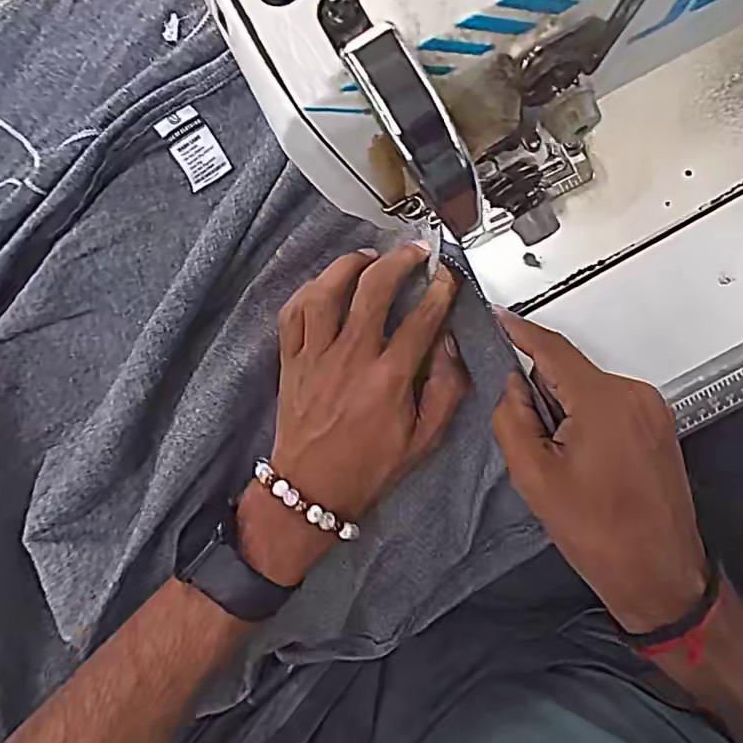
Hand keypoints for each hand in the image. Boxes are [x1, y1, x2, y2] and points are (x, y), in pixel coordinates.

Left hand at [239, 244, 469, 584]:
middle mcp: (350, 360)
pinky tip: (324, 284)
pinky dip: (307, 291)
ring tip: (368, 256)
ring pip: (326, 293)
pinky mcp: (291, 361)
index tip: (447, 277)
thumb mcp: (424, 439)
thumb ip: (447, 391)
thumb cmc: (368, 467)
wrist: (312, 490)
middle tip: (414, 252)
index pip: (421, 319)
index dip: (439, 290)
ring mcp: (315, 357)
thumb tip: (451, 347)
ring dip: (348, 266)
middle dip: (399, 261)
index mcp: (388, 380)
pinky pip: (292, 314)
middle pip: (374, 290)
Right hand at [490, 311, 707, 632]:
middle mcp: (634, 396)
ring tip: (566, 461)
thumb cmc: (607, 536)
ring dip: (565, 408)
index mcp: (604, 402)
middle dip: (541, 391)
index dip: (520, 330)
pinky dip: (587, 417)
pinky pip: (609, 402)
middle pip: (568, 370)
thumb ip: (512, 419)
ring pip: (588, 387)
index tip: (501, 318)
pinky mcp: (658, 423)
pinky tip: (585, 460)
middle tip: (531, 436)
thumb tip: (511, 388)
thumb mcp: (534, 477)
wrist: (659, 574)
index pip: (552, 349)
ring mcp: (651, 409)